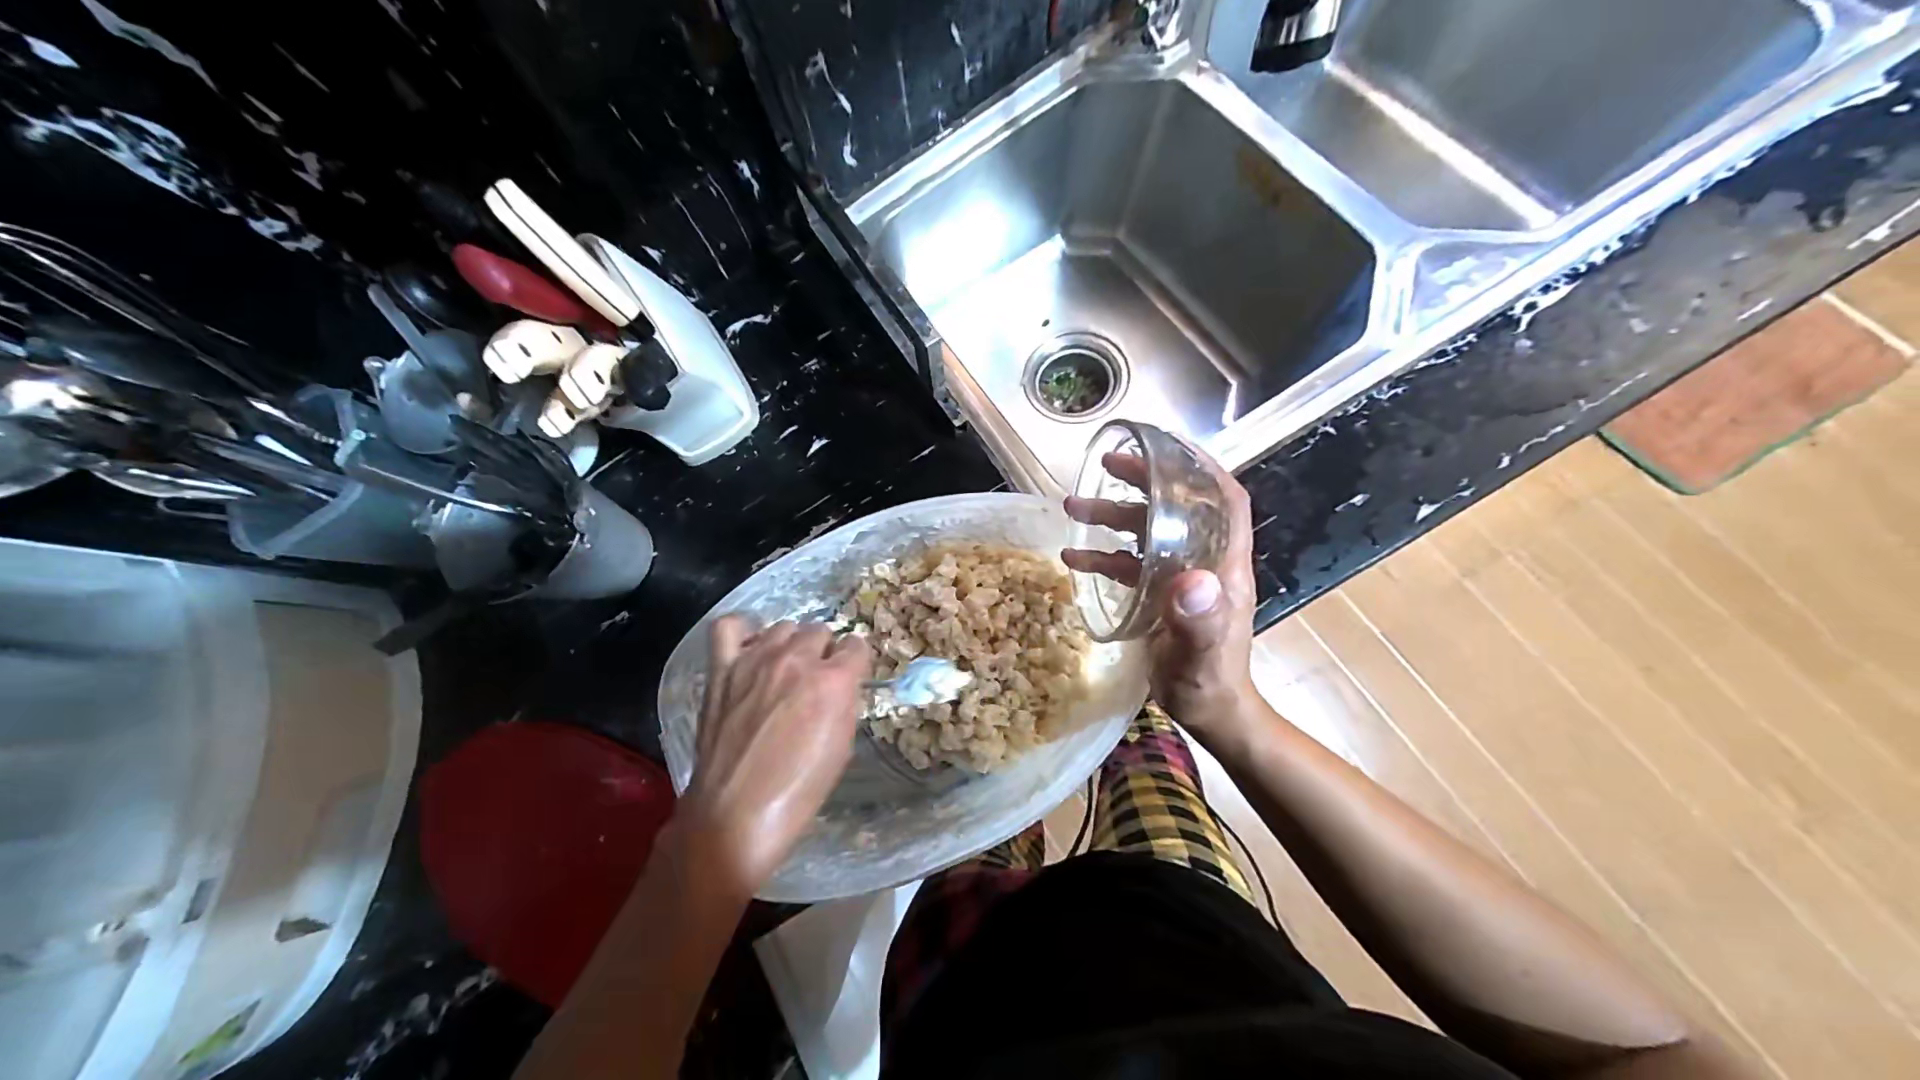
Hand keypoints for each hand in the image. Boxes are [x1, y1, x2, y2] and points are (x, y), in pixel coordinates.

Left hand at [678, 618, 872, 896]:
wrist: (736, 815)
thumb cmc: (798, 791)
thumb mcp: (842, 746)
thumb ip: (844, 702)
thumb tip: (840, 684)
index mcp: (833, 681)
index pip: (856, 646)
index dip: (854, 663)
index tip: (849, 678)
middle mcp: (796, 660)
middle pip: (820, 631)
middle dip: (824, 653)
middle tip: (815, 682)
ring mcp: (755, 660)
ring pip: (784, 627)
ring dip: (791, 644)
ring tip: (785, 670)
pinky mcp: (722, 669)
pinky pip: (730, 627)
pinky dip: (744, 631)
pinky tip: (751, 649)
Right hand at [1062, 444, 1259, 739]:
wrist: (1208, 712)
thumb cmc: (1210, 683)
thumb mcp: (1202, 655)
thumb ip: (1199, 621)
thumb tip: (1192, 580)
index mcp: (1223, 564)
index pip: (1223, 500)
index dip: (1201, 467)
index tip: (1166, 446)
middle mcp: (1203, 562)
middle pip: (1177, 507)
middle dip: (1145, 481)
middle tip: (1108, 465)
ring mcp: (1181, 578)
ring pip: (1147, 533)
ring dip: (1112, 518)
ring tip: (1073, 506)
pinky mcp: (1160, 596)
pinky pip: (1131, 565)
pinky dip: (1104, 557)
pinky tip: (1075, 558)